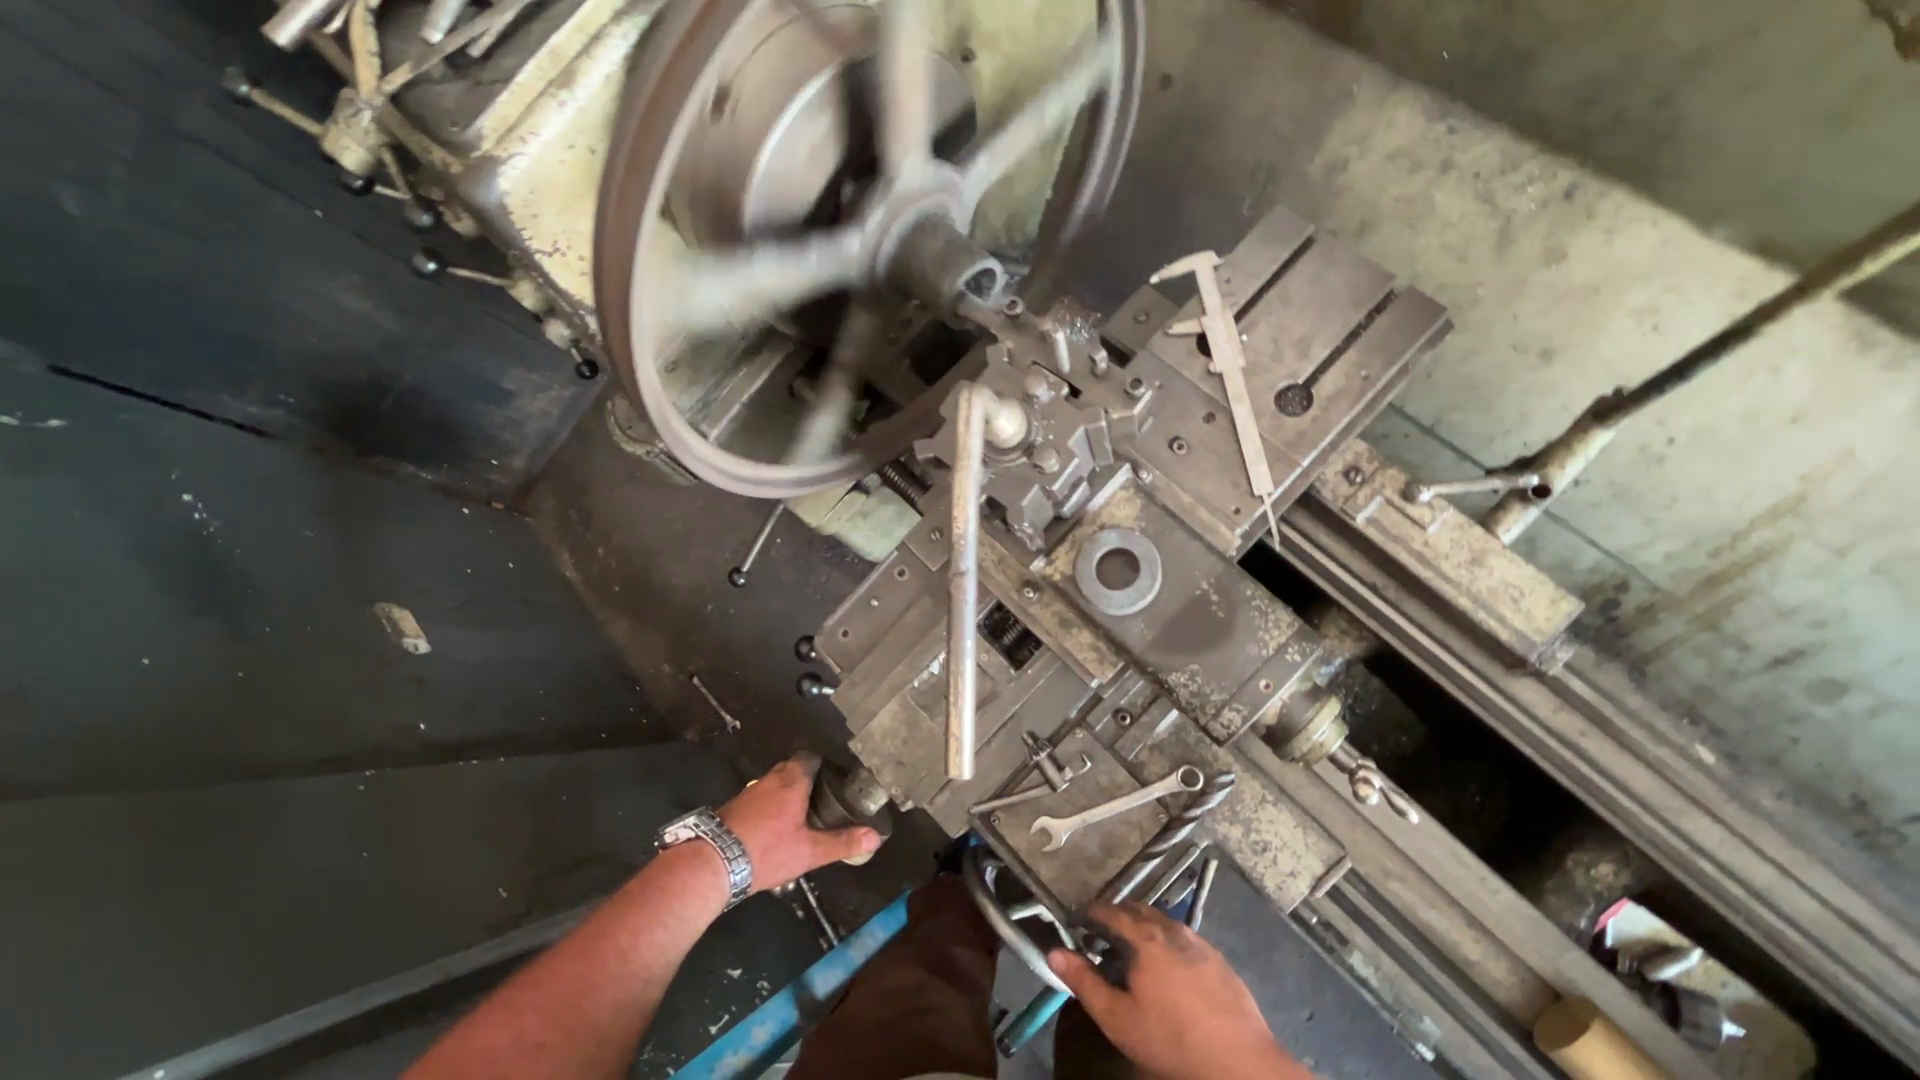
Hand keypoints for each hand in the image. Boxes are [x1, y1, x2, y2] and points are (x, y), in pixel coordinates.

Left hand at [717, 752, 880, 894]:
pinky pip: (759, 798)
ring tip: (802, 815)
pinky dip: (770, 806)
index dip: (824, 764)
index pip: (810, 757)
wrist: (712, 863)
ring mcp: (749, 792)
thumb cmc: (767, 851)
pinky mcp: (734, 807)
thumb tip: (876, 836)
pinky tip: (775, 828)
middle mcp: (770, 779)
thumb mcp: (810, 851)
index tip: (836, 779)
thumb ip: (843, 842)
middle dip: (807, 780)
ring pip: (774, 784)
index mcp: (792, 782)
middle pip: (792, 769)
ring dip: (787, 794)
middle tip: (823, 800)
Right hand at [1047, 902, 1304, 1079]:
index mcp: (1144, 938)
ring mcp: (1200, 942)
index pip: (1109, 910)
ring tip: (1130, 954)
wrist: (1238, 1061)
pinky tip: (1165, 970)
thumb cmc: (1170, 1038)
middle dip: (1114, 917)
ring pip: (1162, 922)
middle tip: (1099, 938)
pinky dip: (1165, 941)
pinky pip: (1183, 937)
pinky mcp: (1218, 958)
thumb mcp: (1117, 1017)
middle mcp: (1172, 929)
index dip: (1088, 914)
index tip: (1074, 924)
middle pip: (1137, 910)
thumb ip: (1084, 981)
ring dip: (1141, 928)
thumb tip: (1054, 952)